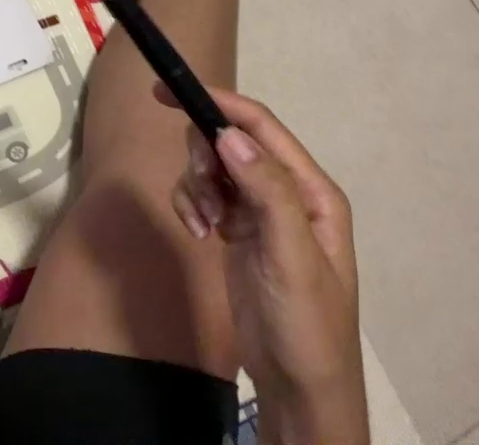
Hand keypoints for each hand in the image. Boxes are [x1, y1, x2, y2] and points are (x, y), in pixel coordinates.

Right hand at [167, 88, 367, 444]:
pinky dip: (192, 206)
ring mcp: (259, 211)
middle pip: (230, 142)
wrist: (298, 386)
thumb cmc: (307, 325)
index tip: (167, 92)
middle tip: (200, 191)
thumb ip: (267, 193)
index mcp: (311, 191)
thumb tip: (230, 136)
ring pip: (212, 168)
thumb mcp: (291, 258)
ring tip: (203, 226)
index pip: (260, 127)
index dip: (217, 103)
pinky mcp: (236, 230)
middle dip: (203, 158)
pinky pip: (204, 196)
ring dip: (196, 188)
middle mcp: (286, 192)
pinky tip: (198, 234)